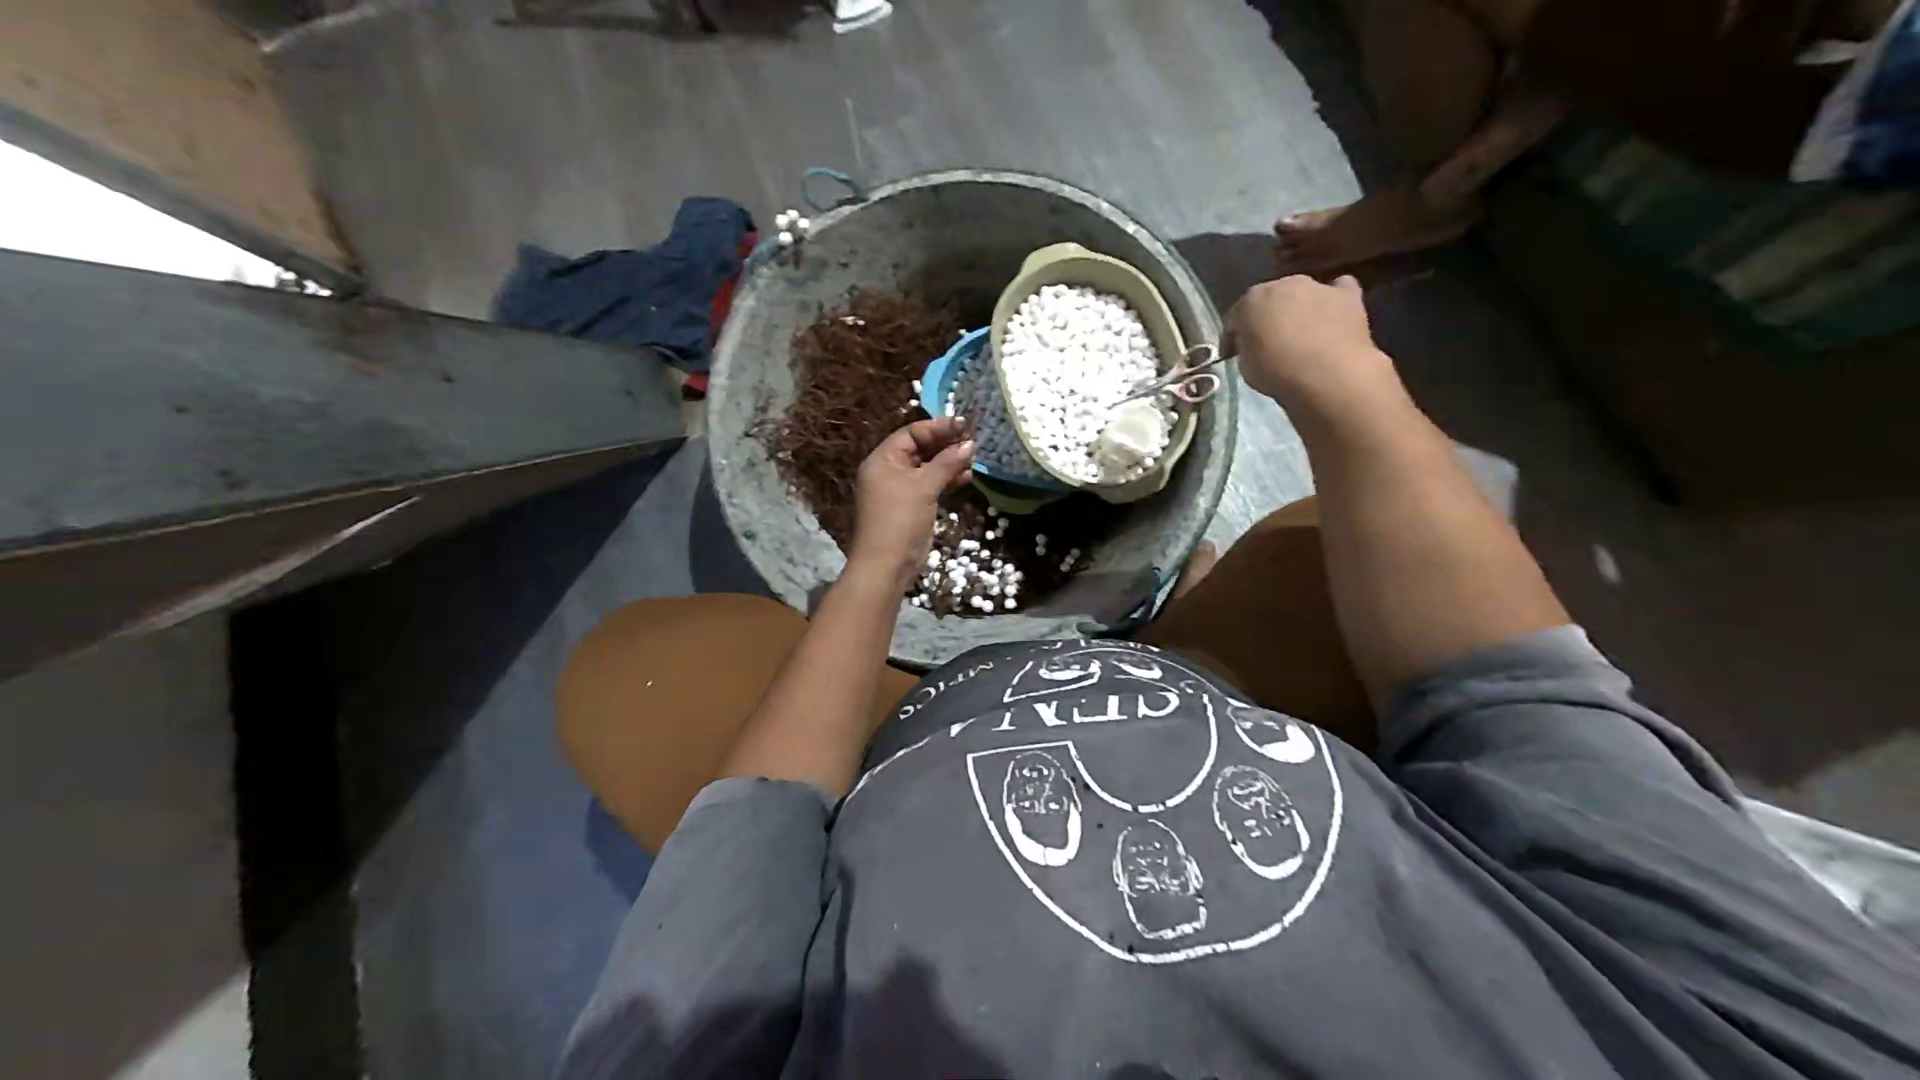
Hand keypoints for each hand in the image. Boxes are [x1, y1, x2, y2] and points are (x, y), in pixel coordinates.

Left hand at [849, 416, 975, 591]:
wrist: (887, 565)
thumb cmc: (900, 520)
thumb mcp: (924, 487)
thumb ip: (947, 462)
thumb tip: (969, 444)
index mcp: (883, 459)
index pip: (911, 433)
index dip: (938, 427)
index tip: (964, 424)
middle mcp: (888, 470)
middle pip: (919, 448)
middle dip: (946, 444)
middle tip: (973, 440)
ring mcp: (899, 490)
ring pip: (927, 467)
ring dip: (949, 462)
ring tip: (973, 458)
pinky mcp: (910, 506)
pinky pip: (930, 485)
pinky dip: (946, 480)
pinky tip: (966, 477)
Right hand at [1226, 275, 1401, 421]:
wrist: (1326, 374)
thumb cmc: (1276, 372)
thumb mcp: (1245, 364)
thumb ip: (1247, 347)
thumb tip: (1254, 344)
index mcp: (1250, 300)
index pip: (1235, 316)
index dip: (1232, 336)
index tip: (1232, 354)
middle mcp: (1282, 284)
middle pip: (1269, 299)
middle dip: (1267, 317)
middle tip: (1267, 342)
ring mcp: (1317, 287)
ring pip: (1302, 293)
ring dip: (1298, 308)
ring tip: (1301, 333)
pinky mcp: (1347, 295)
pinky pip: (1339, 289)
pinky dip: (1333, 300)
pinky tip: (1331, 315)